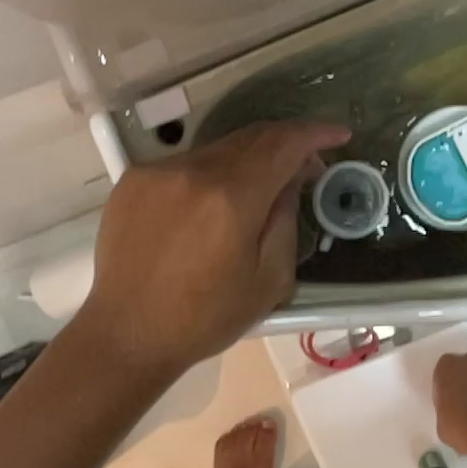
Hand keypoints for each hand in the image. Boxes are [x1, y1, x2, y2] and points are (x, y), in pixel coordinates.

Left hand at [78, 121, 350, 374]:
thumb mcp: (269, 281)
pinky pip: (184, 165)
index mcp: (232, 197)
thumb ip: (286, 221)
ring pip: (217, 150)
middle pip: (251, 138)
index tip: (338, 136)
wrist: (128, 333)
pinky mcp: (133, 181)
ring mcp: (158, 172)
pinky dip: (209, 175)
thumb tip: (290, 180)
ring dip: (246, 161)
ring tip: (258, 191)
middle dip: (285, 145)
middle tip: (305, 169)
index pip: (283, 143)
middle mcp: (193, 171)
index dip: (316, 134)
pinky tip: (211, 206)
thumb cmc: (205, 319)